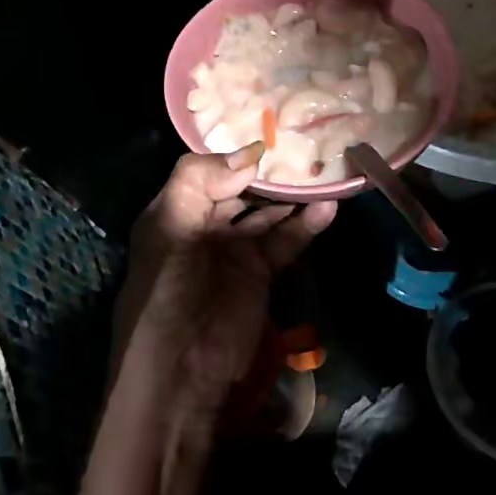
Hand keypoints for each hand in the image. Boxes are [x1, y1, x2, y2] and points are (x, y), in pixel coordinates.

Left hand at [113, 143, 337, 413]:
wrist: (180, 368)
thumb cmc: (167, 290)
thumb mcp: (169, 228)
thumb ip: (198, 181)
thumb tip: (248, 152)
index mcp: (173, 209)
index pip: (205, 170)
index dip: (232, 152)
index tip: (268, 127)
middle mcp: (201, 224)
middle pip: (239, 188)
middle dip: (267, 170)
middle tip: (305, 141)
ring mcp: (231, 249)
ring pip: (266, 212)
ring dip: (292, 194)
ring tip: (326, 167)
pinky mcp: (258, 272)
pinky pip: (284, 241)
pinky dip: (305, 225)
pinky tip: (328, 207)